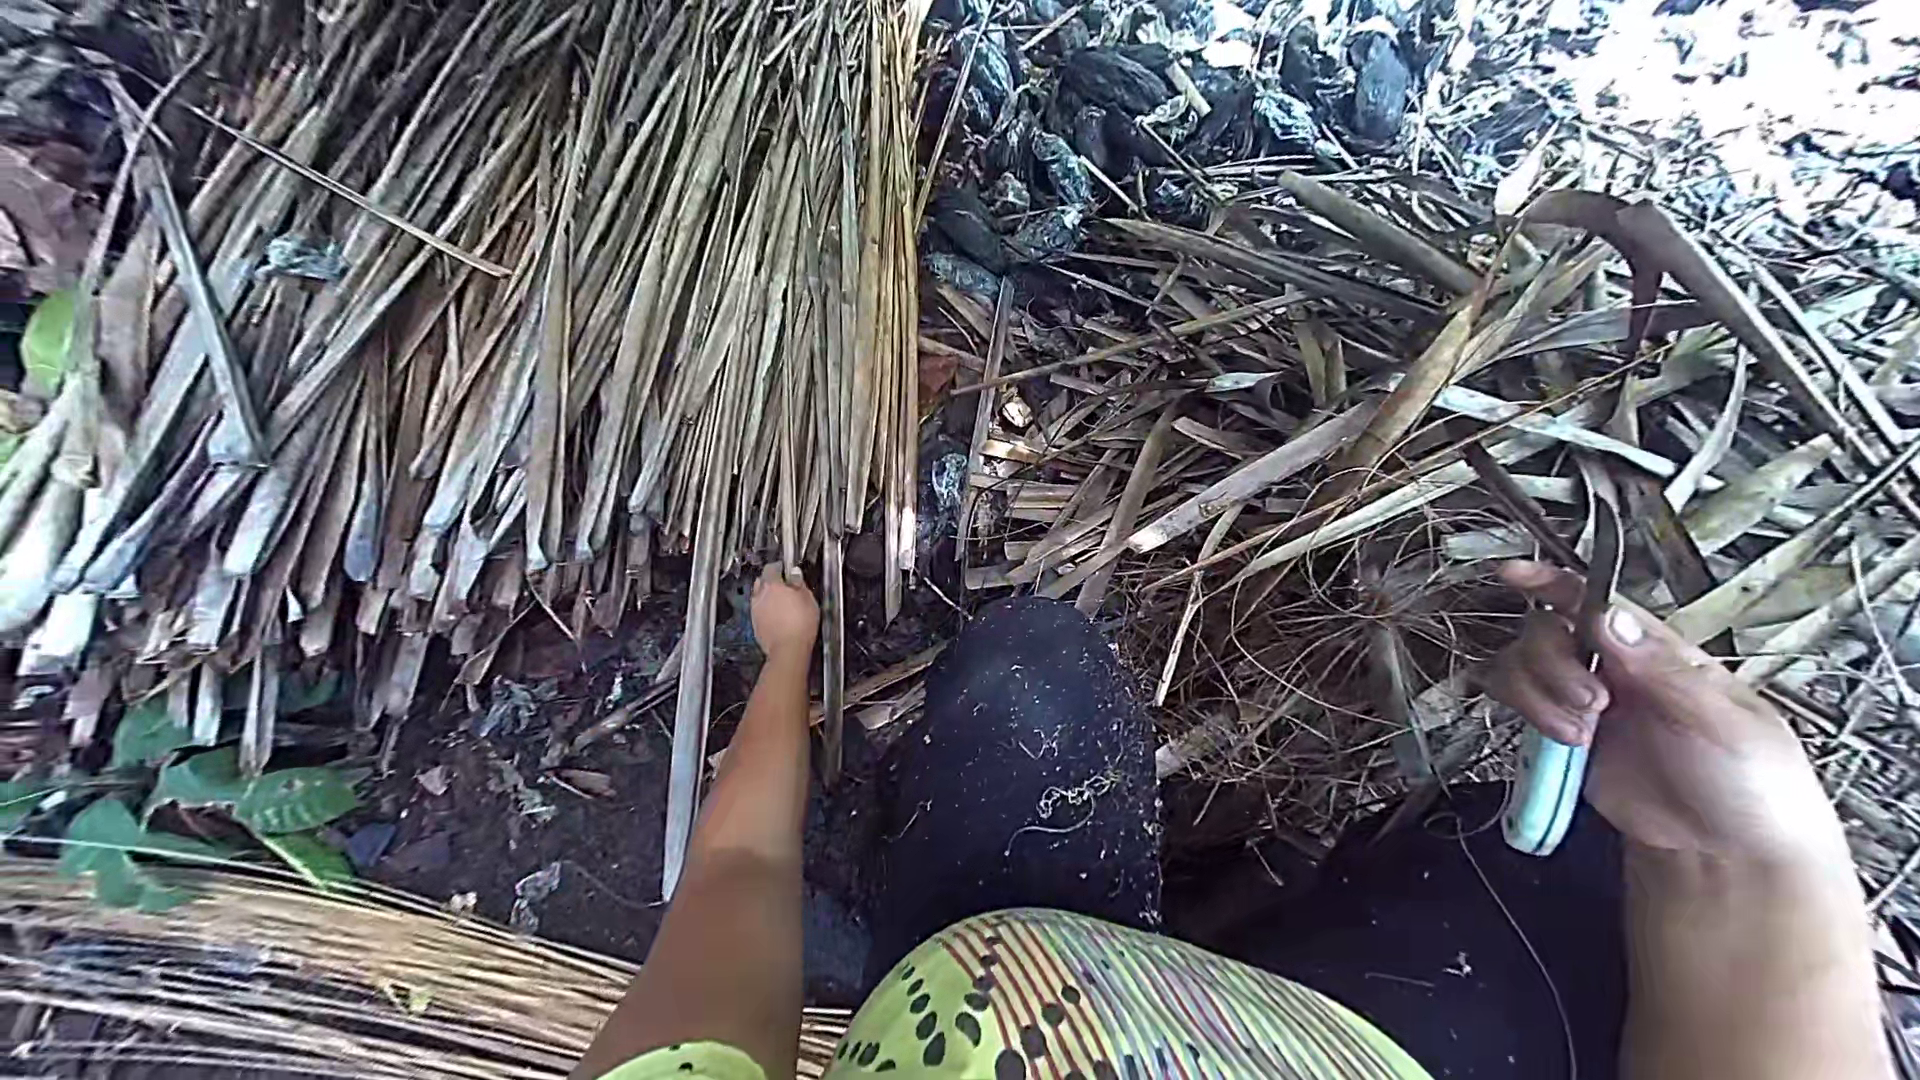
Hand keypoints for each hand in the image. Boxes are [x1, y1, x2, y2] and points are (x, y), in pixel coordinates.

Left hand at [751, 563, 818, 663]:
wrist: (788, 649)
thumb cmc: (800, 624)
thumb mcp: (808, 598)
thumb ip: (799, 583)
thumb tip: (795, 574)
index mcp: (772, 585)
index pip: (771, 568)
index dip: (779, 567)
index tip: (786, 569)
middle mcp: (760, 596)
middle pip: (761, 581)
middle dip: (771, 580)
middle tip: (785, 585)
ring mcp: (755, 611)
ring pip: (758, 596)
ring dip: (767, 596)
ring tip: (781, 602)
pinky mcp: (755, 625)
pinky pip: (759, 611)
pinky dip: (766, 610)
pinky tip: (778, 616)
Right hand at [1486, 561, 1848, 866]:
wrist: (1716, 849)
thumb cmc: (1747, 783)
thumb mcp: (1723, 723)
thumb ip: (1661, 669)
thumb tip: (1606, 616)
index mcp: (1655, 652)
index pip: (1596, 601)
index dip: (1552, 582)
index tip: (1513, 573)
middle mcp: (1608, 664)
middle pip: (1543, 632)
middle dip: (1554, 667)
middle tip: (1592, 705)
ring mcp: (1573, 693)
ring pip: (1516, 662)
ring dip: (1539, 697)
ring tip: (1581, 733)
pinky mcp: (1548, 721)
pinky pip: (1506, 693)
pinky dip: (1523, 710)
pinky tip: (1561, 737)